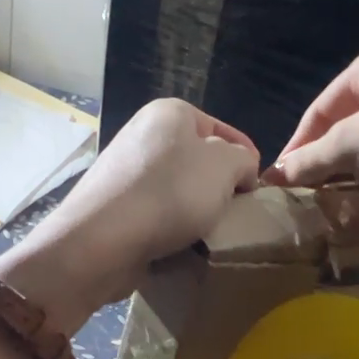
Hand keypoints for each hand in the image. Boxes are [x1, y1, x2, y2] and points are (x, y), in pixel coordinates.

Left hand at [0, 99, 259, 329]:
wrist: (102, 241)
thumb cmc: (170, 194)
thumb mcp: (225, 166)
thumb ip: (243, 160)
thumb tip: (240, 170)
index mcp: (169, 113)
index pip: (223, 130)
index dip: (245, 159)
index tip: (256, 192)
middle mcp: (143, 134)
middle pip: (199, 160)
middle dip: (220, 187)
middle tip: (234, 214)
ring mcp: (125, 171)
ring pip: (178, 189)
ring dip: (196, 211)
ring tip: (208, 233)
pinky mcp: (114, 206)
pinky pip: (156, 214)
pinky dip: (171, 228)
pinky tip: (179, 245)